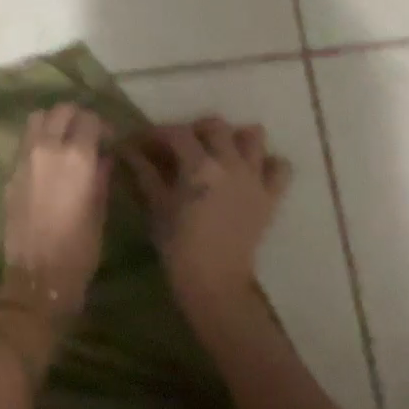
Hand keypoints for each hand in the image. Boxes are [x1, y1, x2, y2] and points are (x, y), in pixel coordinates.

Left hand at [2, 104, 111, 316]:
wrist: (38, 276)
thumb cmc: (80, 249)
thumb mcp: (100, 210)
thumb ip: (101, 175)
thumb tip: (103, 156)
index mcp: (77, 157)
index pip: (89, 119)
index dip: (103, 125)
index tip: (109, 139)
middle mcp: (47, 149)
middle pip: (61, 110)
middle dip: (77, 117)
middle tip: (87, 135)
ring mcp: (24, 159)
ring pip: (37, 119)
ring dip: (53, 123)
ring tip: (64, 141)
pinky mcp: (10, 173)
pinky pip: (24, 142)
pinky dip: (37, 140)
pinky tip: (47, 160)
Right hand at [123, 117, 291, 301]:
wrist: (215, 282)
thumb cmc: (179, 247)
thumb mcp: (157, 207)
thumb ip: (145, 173)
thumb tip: (128, 150)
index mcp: (199, 166)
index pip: (176, 133)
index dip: (155, 133)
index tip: (141, 142)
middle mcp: (231, 163)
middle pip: (215, 126)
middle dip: (194, 130)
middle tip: (179, 147)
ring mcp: (255, 177)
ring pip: (253, 136)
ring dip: (234, 138)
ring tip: (218, 153)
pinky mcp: (272, 195)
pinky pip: (280, 166)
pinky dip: (266, 163)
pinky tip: (251, 172)